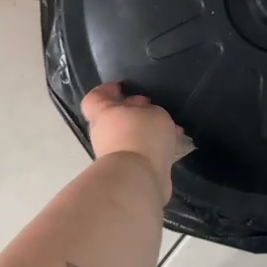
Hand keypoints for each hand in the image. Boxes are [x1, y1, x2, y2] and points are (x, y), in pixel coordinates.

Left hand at [80, 82, 183, 204]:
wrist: (138, 179)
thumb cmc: (141, 136)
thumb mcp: (154, 113)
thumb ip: (149, 110)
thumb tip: (145, 115)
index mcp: (103, 115)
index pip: (95, 98)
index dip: (106, 91)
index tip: (120, 87)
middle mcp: (103, 134)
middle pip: (113, 117)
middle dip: (131, 111)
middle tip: (150, 107)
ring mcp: (112, 155)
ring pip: (128, 136)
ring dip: (145, 131)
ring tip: (169, 128)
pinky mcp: (126, 172)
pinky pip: (139, 153)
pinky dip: (152, 148)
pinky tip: (171, 147)